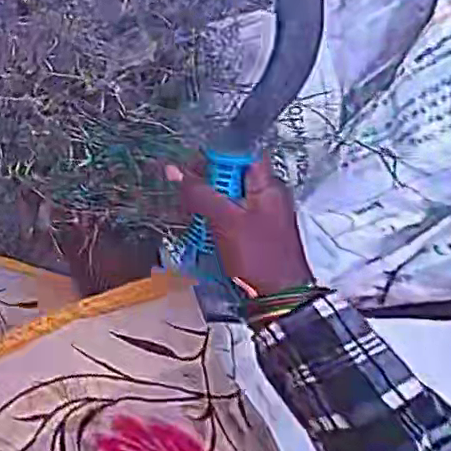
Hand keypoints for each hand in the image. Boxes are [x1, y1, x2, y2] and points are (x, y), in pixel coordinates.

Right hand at [164, 157, 312, 294]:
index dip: (217, 153)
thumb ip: (199, 192)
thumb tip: (172, 170)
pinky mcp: (249, 229)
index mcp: (267, 186)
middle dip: (205, 177)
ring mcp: (258, 213)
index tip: (192, 163)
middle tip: (184, 187)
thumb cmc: (257, 255)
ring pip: (225, 192)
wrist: (278, 297)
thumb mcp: (225, 220)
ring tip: (187, 206)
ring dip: (204, 196)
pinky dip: (210, 212)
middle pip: (230, 173)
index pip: (243, 154)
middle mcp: (264, 195)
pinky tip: (197, 221)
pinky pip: (226, 210)